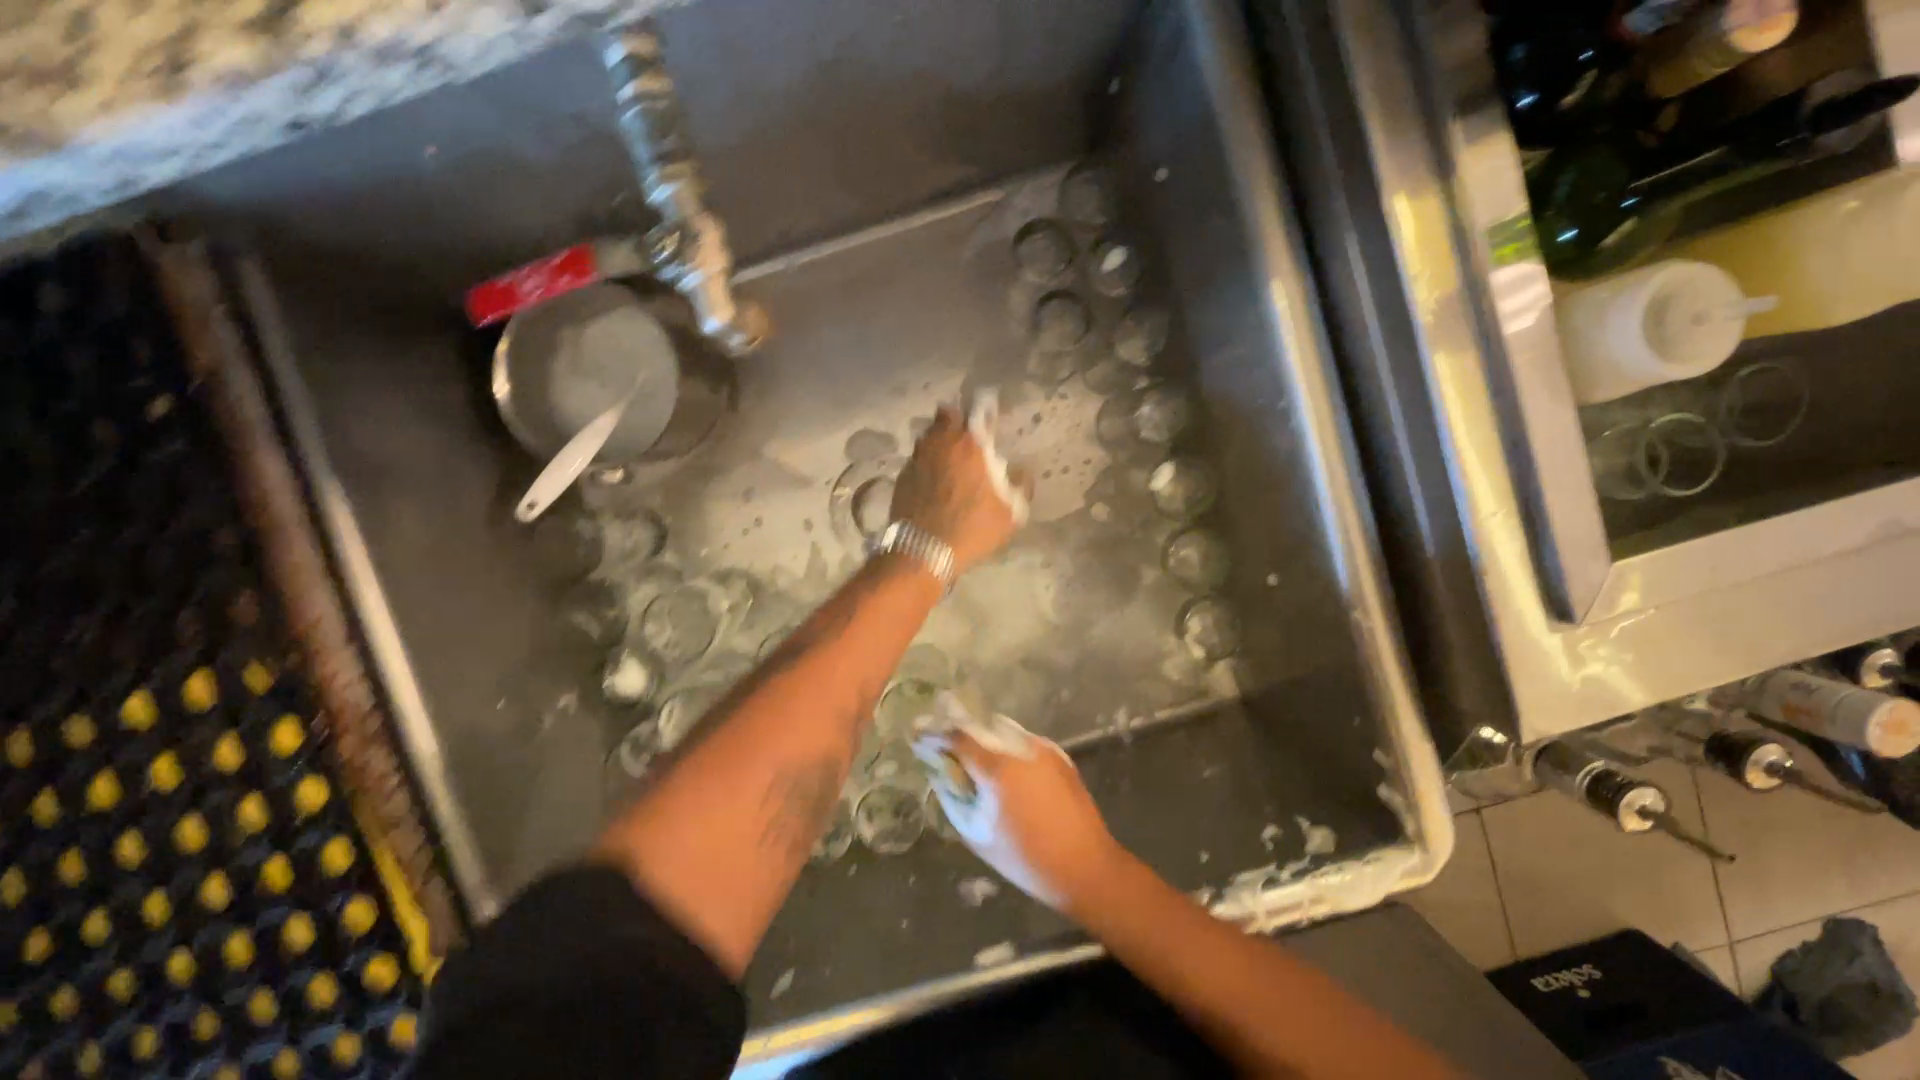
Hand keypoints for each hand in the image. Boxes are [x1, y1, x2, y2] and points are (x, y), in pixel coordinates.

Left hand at [892, 405, 1024, 574]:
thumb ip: (1020, 486)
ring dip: (940, 438)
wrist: (922, 551)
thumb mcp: (1010, 513)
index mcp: (970, 443)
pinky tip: (934, 479)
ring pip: (929, 434)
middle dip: (959, 417)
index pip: (981, 407)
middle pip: (948, 414)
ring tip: (951, 455)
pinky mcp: (902, 475)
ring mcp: (917, 457)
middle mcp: (941, 441)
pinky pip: (918, 458)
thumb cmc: (972, 528)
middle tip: (969, 433)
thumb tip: (1022, 471)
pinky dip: (927, 461)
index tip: (992, 409)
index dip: (988, 405)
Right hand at [916, 725, 1122, 914]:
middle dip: (962, 736)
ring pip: (1006, 733)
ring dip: (988, 741)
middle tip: (947, 748)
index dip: (936, 736)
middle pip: (983, 729)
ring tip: (977, 761)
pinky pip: (1026, 745)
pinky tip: (1007, 773)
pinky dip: (1010, 751)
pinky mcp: (1061, 759)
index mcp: (998, 768)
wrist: (1085, 866)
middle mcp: (1022, 749)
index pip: (959, 738)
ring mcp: (1045, 751)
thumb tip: (941, 774)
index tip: (921, 736)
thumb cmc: (1026, 858)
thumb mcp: (978, 834)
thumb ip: (955, 798)